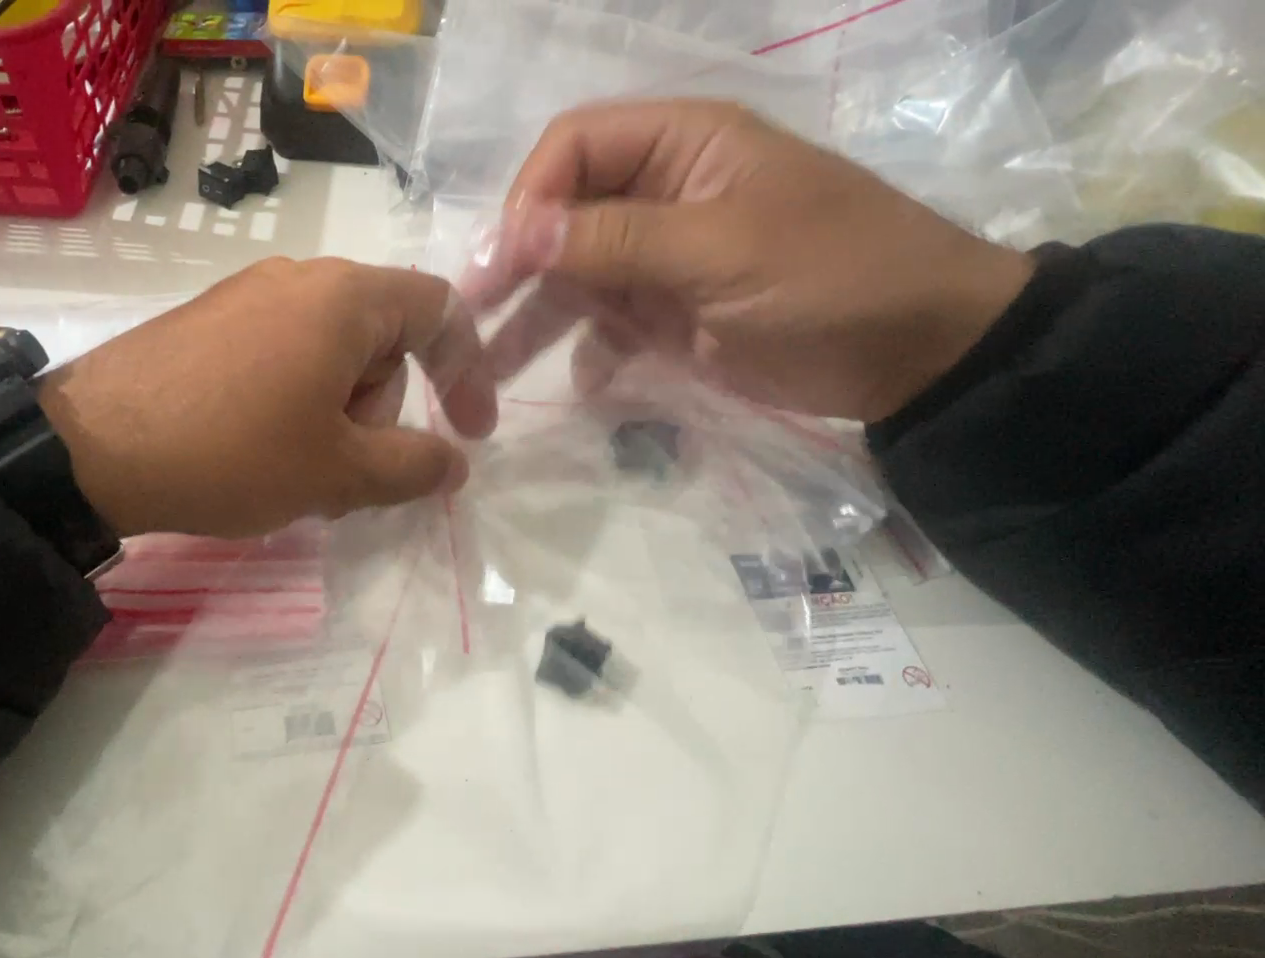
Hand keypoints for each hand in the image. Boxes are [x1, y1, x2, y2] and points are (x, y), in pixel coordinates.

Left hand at [37, 258, 490, 538]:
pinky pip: (279, 355)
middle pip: (380, 339)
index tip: (469, 434)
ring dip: (335, 416)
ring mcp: (245, 295)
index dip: (468, 372)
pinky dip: (293, 403)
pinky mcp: (206, 322)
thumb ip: (412, 467)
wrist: (93, 448)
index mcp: (345, 297)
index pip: (439, 311)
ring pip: (328, 354)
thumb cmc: (234, 453)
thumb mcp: (337, 472)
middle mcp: (299, 278)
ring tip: (297, 473)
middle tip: (347, 474)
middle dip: (381, 412)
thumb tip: (454, 464)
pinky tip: (258, 451)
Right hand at [462, 100, 1035, 422]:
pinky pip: (599, 329)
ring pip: (568, 281)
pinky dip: (582, 355)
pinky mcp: (662, 317)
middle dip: (514, 267)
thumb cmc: (828, 276)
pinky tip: (578, 385)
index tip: (505, 261)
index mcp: (678, 147)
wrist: (911, 352)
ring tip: (486, 371)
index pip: (572, 148)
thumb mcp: (719, 248)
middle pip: (557, 218)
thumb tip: (512, 236)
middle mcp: (655, 196)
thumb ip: (613, 240)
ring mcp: (655, 261)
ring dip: (529, 322)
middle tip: (471, 319)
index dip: (529, 198)